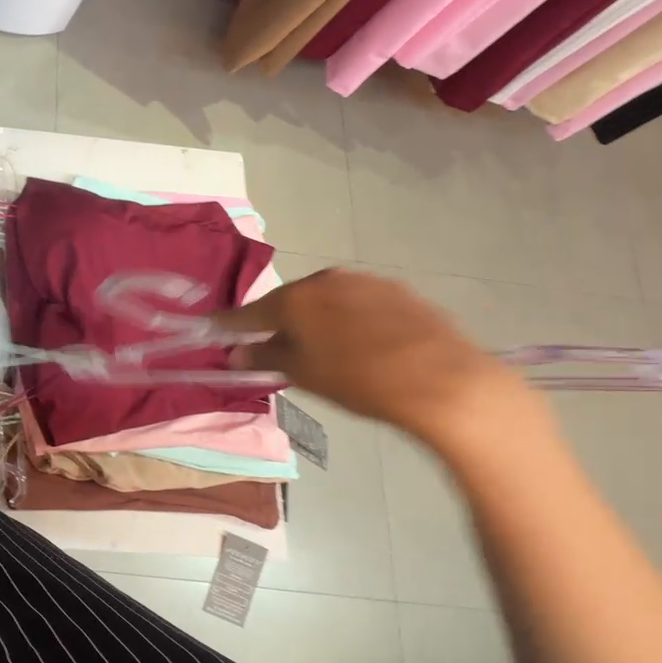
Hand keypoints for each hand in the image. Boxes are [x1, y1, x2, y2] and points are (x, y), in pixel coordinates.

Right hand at [214, 268, 528, 443]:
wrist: (446, 382)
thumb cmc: (361, 381)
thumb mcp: (304, 375)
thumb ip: (264, 359)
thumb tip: (237, 353)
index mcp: (294, 298)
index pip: (249, 312)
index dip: (231, 324)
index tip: (215, 329)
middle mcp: (325, 280)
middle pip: (291, 301)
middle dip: (282, 322)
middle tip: (281, 348)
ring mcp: (366, 282)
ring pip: (328, 300)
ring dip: (319, 319)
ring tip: (327, 349)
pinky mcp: (400, 291)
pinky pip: (360, 303)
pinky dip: (351, 319)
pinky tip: (363, 344)